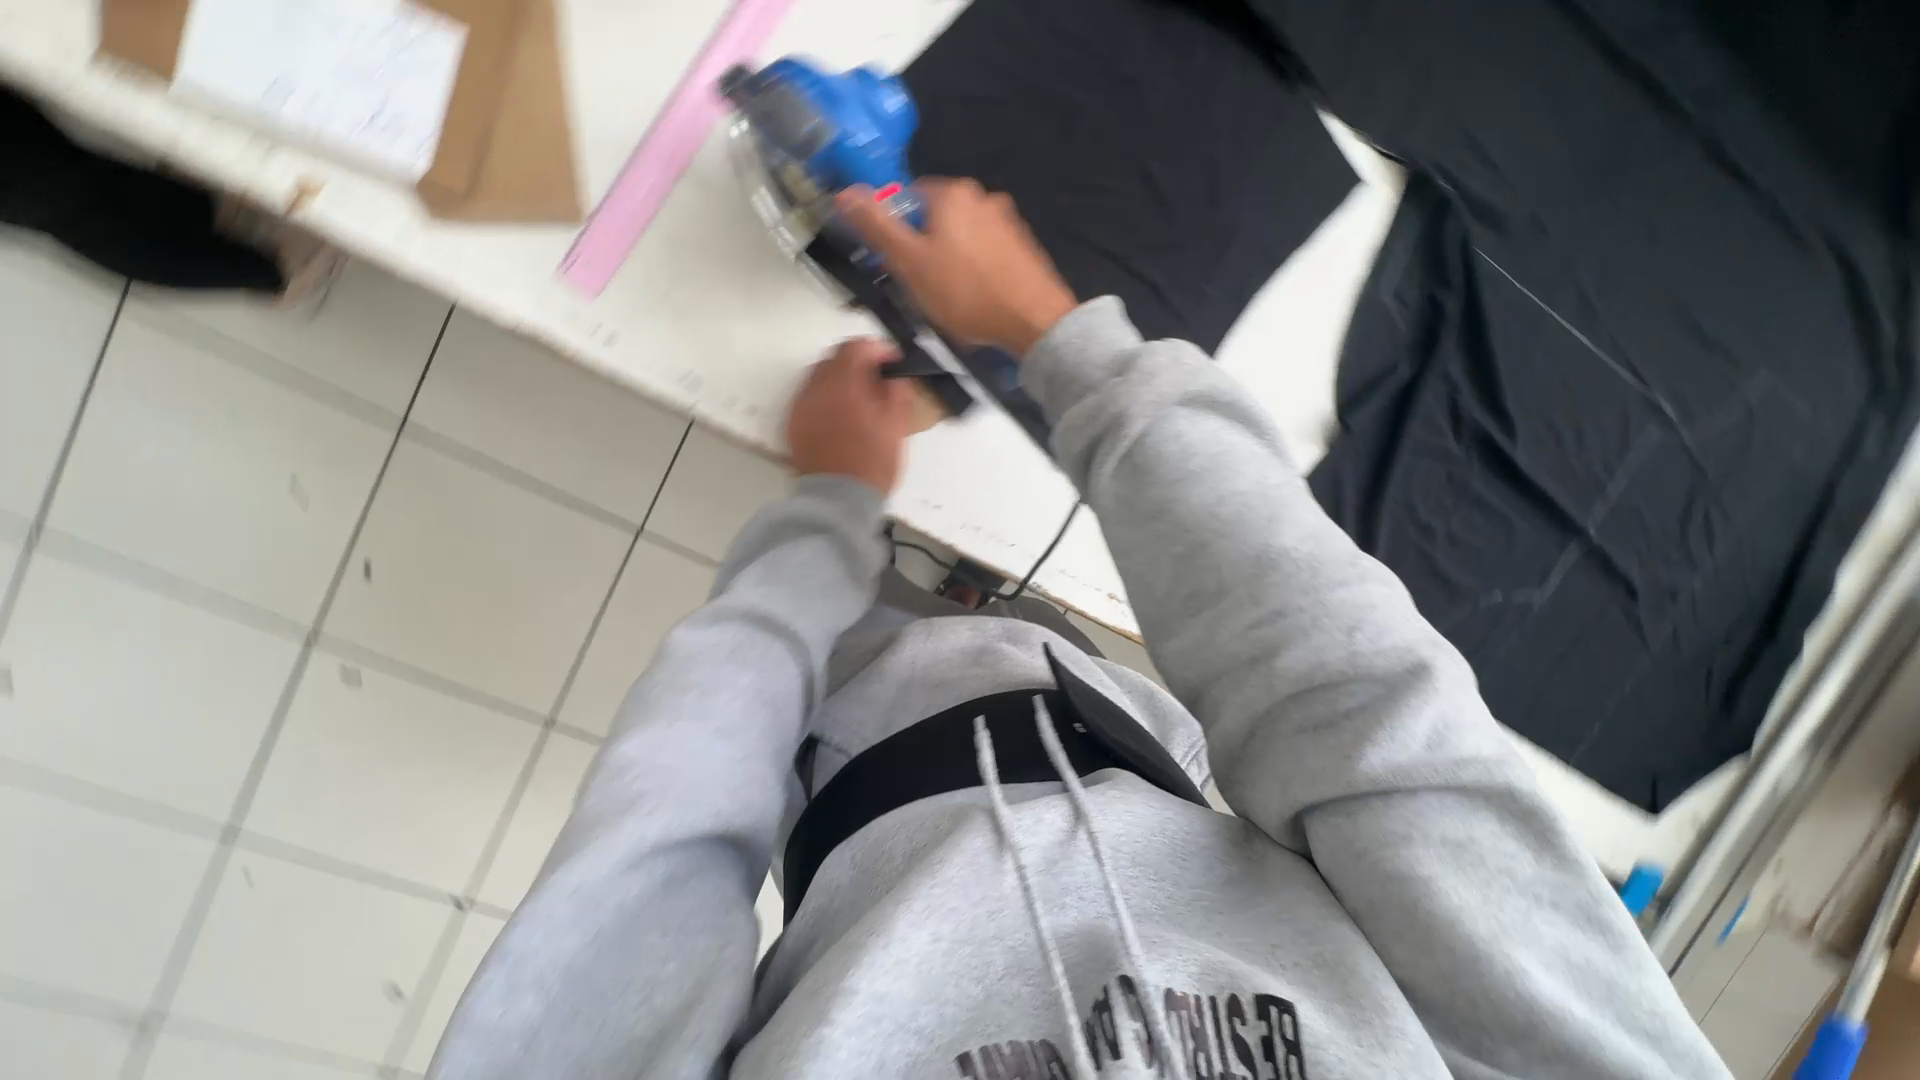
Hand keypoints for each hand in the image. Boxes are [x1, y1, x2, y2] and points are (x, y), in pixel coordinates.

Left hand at [787, 338, 918, 493]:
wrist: (837, 500)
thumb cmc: (872, 464)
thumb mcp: (896, 428)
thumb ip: (896, 394)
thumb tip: (892, 378)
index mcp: (842, 384)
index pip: (855, 348)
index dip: (878, 349)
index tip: (893, 361)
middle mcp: (815, 389)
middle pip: (833, 359)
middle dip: (856, 362)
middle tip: (877, 379)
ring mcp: (800, 407)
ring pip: (819, 378)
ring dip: (839, 379)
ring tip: (859, 398)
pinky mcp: (793, 425)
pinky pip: (809, 399)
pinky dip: (825, 398)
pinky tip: (841, 416)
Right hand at [836, 178, 1078, 355]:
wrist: (1033, 322)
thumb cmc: (965, 292)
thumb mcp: (910, 262)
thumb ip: (876, 226)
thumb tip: (844, 192)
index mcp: (953, 193)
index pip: (907, 201)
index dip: (897, 236)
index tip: (899, 267)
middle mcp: (983, 197)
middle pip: (935, 222)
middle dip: (924, 254)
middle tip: (922, 290)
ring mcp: (1008, 222)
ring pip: (961, 242)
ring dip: (950, 268)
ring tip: (951, 303)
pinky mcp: (1023, 249)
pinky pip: (985, 258)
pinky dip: (975, 276)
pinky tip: (976, 303)